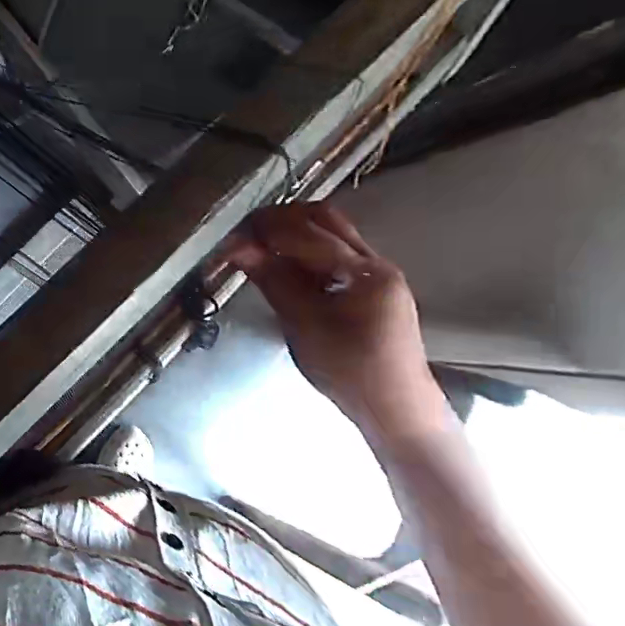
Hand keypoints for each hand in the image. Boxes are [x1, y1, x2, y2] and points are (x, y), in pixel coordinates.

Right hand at [222, 203, 452, 443]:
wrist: (394, 407)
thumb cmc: (349, 369)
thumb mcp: (303, 324)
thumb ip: (272, 280)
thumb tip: (237, 247)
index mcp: (365, 272)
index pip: (307, 233)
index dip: (265, 231)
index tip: (230, 238)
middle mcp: (376, 263)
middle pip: (324, 219)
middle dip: (281, 220)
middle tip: (244, 235)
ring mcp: (376, 272)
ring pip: (331, 231)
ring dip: (293, 231)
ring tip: (258, 247)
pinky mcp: (370, 284)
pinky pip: (334, 251)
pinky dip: (304, 248)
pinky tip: (282, 265)